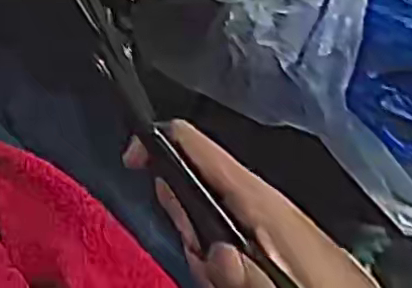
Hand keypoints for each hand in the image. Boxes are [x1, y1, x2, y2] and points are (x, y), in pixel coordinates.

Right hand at [125, 122, 376, 287]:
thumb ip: (245, 276)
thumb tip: (212, 251)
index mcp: (257, 197)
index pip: (189, 139)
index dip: (152, 141)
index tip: (132, 165)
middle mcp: (260, 199)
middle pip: (190, 176)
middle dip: (182, 216)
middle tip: (203, 258)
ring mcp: (270, 221)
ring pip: (207, 210)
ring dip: (203, 246)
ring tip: (228, 280)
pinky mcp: (279, 243)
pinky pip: (230, 231)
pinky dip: (224, 256)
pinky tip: (237, 280)